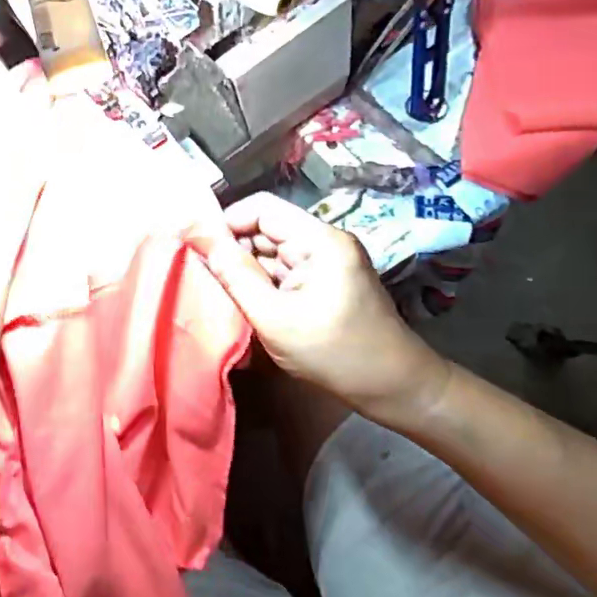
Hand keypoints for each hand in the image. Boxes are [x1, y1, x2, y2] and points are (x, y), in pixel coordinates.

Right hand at [189, 192, 452, 421]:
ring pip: (271, 252)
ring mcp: (327, 261)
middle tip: (207, 279)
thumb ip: (235, 276)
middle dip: (234, 251)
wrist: (396, 389)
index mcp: (319, 240)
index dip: (227, 223)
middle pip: (265, 229)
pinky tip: (248, 305)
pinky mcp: (326, 281)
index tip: (199, 251)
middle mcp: (324, 241)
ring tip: (224, 295)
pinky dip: (263, 285)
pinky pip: (284, 271)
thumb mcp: (274, 318)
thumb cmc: (336, 354)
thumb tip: (200, 240)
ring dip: (247, 271)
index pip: (261, 208)